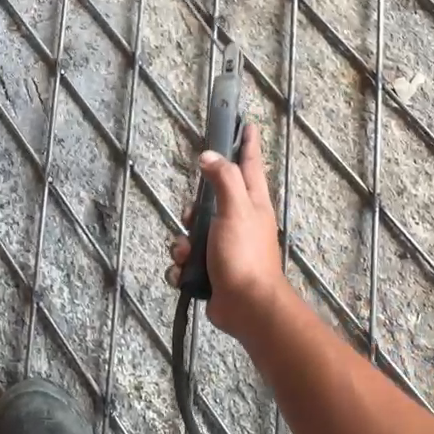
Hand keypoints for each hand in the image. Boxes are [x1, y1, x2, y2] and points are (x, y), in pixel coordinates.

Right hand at [166, 122, 290, 339]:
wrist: (248, 308)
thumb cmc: (245, 254)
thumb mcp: (235, 209)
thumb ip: (222, 179)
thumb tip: (208, 157)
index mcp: (252, 203)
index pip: (249, 164)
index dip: (247, 144)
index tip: (246, 125)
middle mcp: (240, 221)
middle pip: (210, 200)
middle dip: (194, 209)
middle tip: (191, 216)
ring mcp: (225, 247)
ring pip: (192, 233)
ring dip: (182, 243)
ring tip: (185, 254)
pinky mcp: (212, 271)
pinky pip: (187, 262)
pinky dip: (181, 268)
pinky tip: (184, 274)